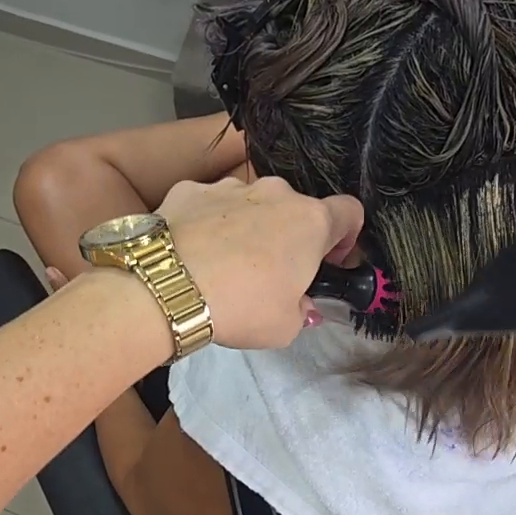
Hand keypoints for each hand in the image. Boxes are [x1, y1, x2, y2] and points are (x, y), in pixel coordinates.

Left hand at [156, 176, 362, 349]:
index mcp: (310, 222)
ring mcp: (230, 186)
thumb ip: (302, 312)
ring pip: (251, 203)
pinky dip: (207, 222)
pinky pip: (209, 204)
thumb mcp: (284, 328)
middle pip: (295, 209)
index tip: (328, 261)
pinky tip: (192, 251)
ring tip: (225, 264)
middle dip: (289, 236)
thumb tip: (303, 306)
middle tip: (270, 274)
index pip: (349, 212)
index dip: (344, 237)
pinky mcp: (189, 189)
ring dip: (248, 226)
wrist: (166, 287)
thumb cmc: (240, 307)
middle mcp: (275, 193)